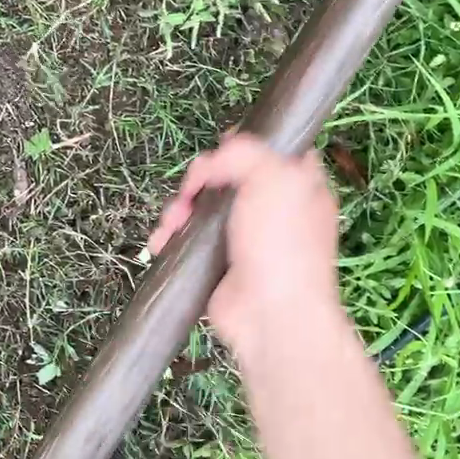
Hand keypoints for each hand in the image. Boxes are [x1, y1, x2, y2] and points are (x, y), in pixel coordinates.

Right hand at [146, 133, 343, 357]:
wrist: (269, 312)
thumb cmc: (281, 243)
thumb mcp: (274, 179)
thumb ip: (245, 153)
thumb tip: (217, 155)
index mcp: (297, 186)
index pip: (271, 153)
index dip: (243, 146)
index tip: (220, 148)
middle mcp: (271, 210)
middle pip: (224, 179)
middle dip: (197, 182)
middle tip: (190, 191)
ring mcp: (241, 238)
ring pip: (199, 209)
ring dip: (177, 211)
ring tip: (172, 223)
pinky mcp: (216, 262)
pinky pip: (186, 240)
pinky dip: (170, 238)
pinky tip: (162, 242)